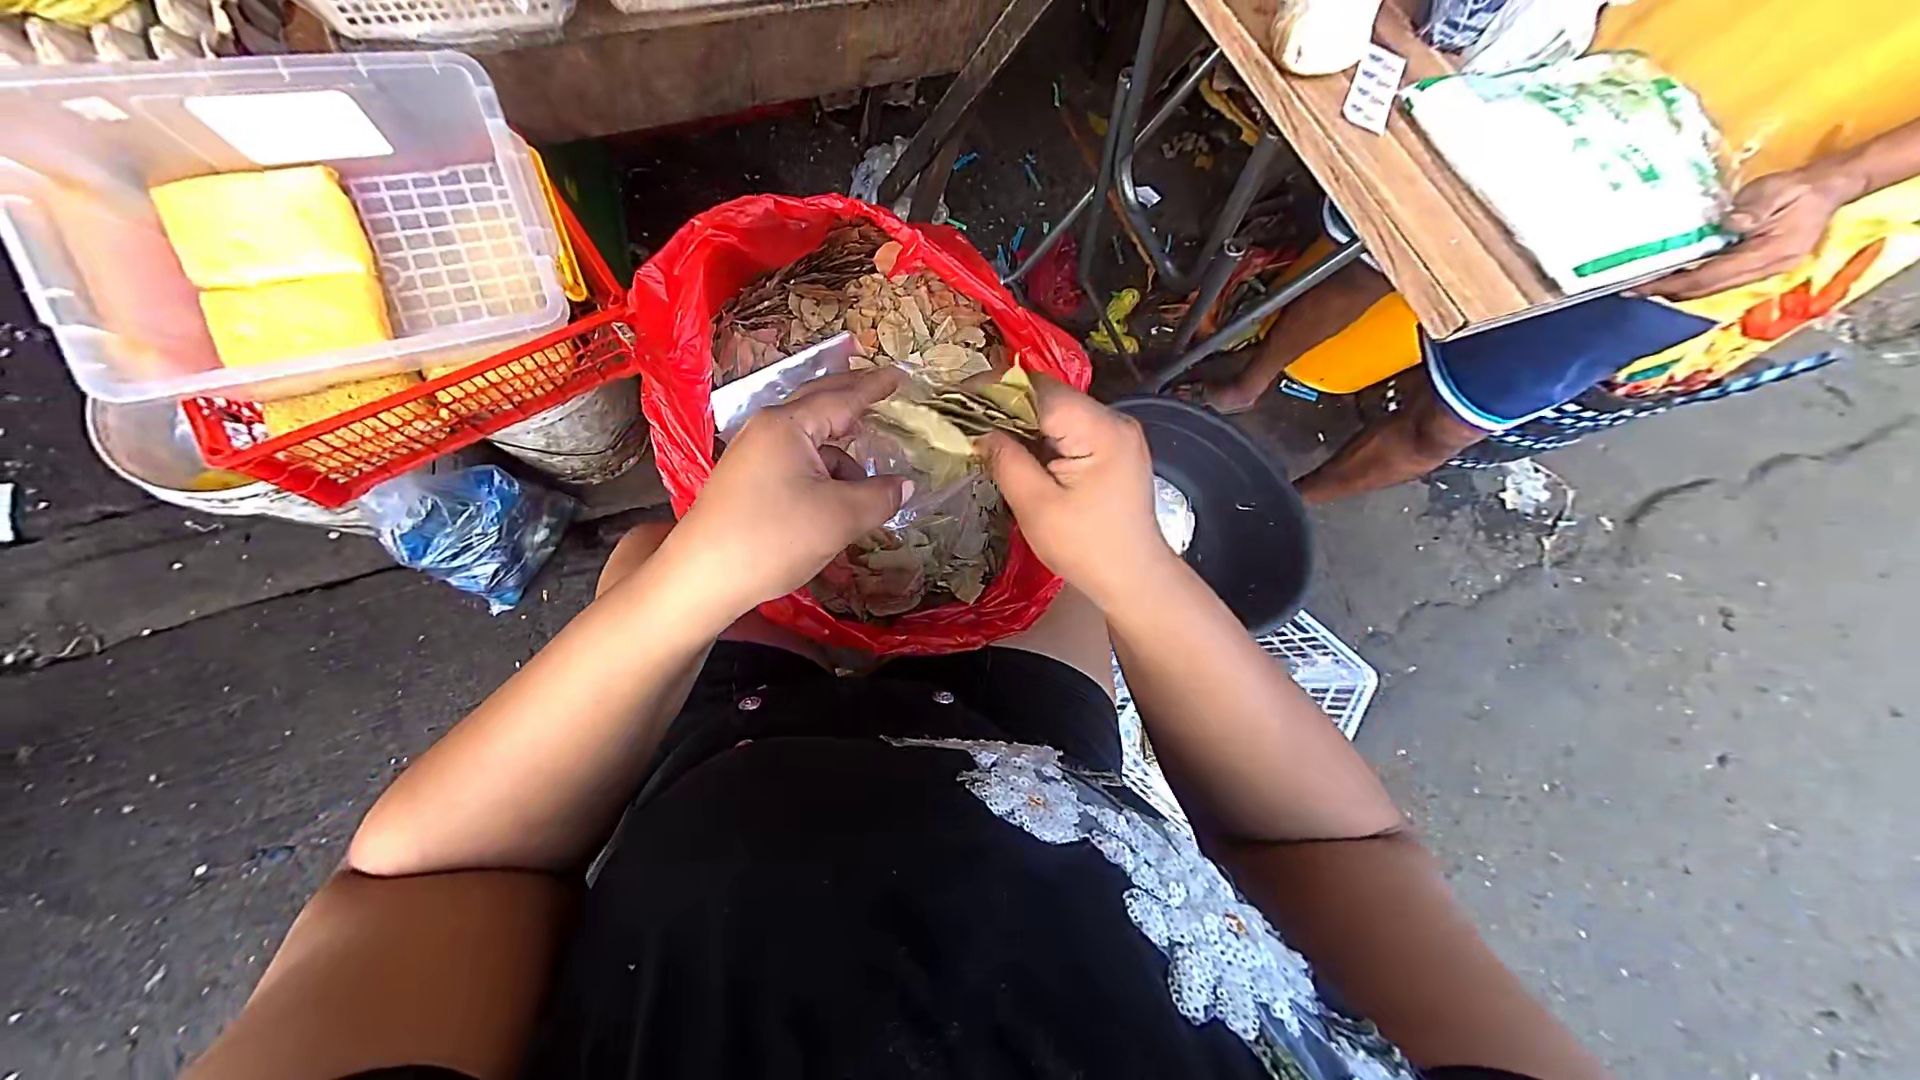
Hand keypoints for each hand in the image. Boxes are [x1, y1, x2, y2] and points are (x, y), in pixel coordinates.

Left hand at [665, 368, 911, 617]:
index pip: (841, 398)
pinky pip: (795, 465)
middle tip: (882, 393)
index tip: (897, 376)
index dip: (873, 388)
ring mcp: (752, 456)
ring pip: (810, 446)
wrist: (703, 578)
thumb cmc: (773, 538)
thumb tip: (904, 485)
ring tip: (867, 491)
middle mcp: (766, 431)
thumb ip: (880, 496)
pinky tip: (835, 504)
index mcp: (788, 426)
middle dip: (852, 401)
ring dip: (841, 459)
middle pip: (818, 406)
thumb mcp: (840, 517)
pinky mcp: (746, 482)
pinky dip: (822, 476)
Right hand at [979, 373, 1180, 608]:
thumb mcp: (1036, 506)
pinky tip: (1015, 449)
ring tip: (982, 432)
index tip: (957, 399)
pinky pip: (1069, 428)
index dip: (995, 390)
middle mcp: (1113, 421)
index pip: (1040, 390)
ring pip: (1057, 411)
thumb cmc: (1086, 548)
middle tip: (964, 418)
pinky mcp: (1112, 449)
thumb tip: (978, 432)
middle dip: (1005, 404)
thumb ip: (1006, 460)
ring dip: (1020, 420)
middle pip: (1050, 395)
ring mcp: (1116, 433)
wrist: (1134, 578)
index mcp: (1100, 430)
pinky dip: (1039, 435)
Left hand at [1645, 165, 1859, 300]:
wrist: (1829, 186)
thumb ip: (1751, 209)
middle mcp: (1763, 270)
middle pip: (1702, 290)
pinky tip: (1667, 277)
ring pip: (1705, 290)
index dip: (1670, 284)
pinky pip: (1713, 282)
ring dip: (1673, 289)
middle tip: (1629, 288)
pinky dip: (1688, 282)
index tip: (1638, 286)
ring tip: (1640, 285)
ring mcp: (1759, 272)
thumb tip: (1728, 223)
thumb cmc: (1799, 188)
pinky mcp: (1753, 268)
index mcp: (1769, 254)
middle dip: (1664, 291)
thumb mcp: (1776, 191)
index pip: (1707, 278)